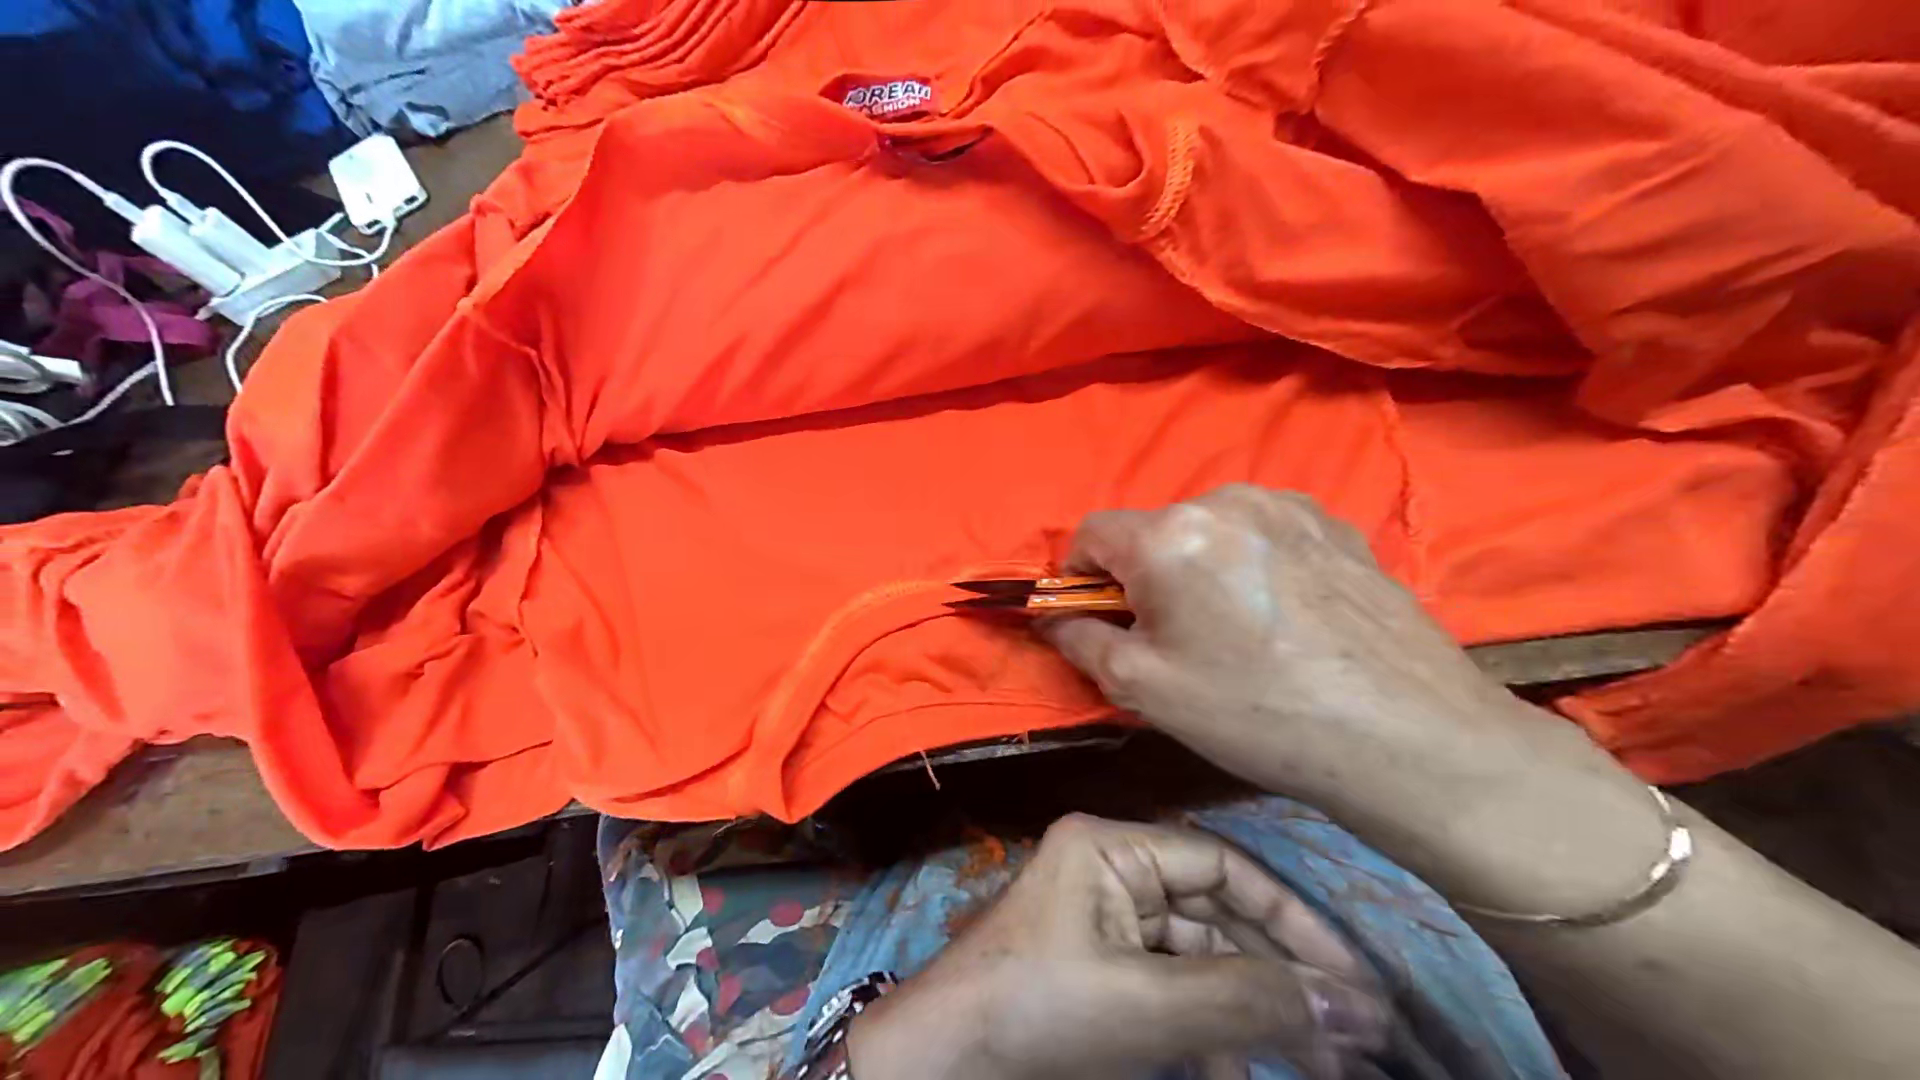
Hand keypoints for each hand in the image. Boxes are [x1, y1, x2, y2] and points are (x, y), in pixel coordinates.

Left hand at [847, 814, 1390, 1079]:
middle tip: (1358, 1034)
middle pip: (1217, 913)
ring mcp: (1108, 920)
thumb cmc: (1042, 1012)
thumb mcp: (1149, 1005)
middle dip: (1282, 973)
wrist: (950, 1063)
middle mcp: (1113, 871)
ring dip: (1257, 1008)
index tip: (1354, 976)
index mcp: (1112, 848)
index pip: (1220, 865)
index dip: (1291, 917)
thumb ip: (1248, 1000)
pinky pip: (1174, 987)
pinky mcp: (1104, 967)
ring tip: (1328, 1063)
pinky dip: (1213, 1028)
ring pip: (1202, 957)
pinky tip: (1248, 1070)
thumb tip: (1352, 1008)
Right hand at [1038, 486, 1657, 914]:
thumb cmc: (1256, 713)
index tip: (1098, 621)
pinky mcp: (1336, 523)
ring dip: (1197, 568)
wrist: (1411, 738)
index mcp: (1170, 535)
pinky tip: (1284, 618)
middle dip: (1144, 577)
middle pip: (1152, 532)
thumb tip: (1053, 615)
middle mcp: (1225, 499)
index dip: (1079, 578)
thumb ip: (1080, 640)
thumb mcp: (1143, 689)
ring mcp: (1288, 505)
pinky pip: (1262, 534)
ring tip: (1235, 630)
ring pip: (1207, 531)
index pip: (1090, 534)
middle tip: (1171, 639)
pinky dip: (1249, 564)